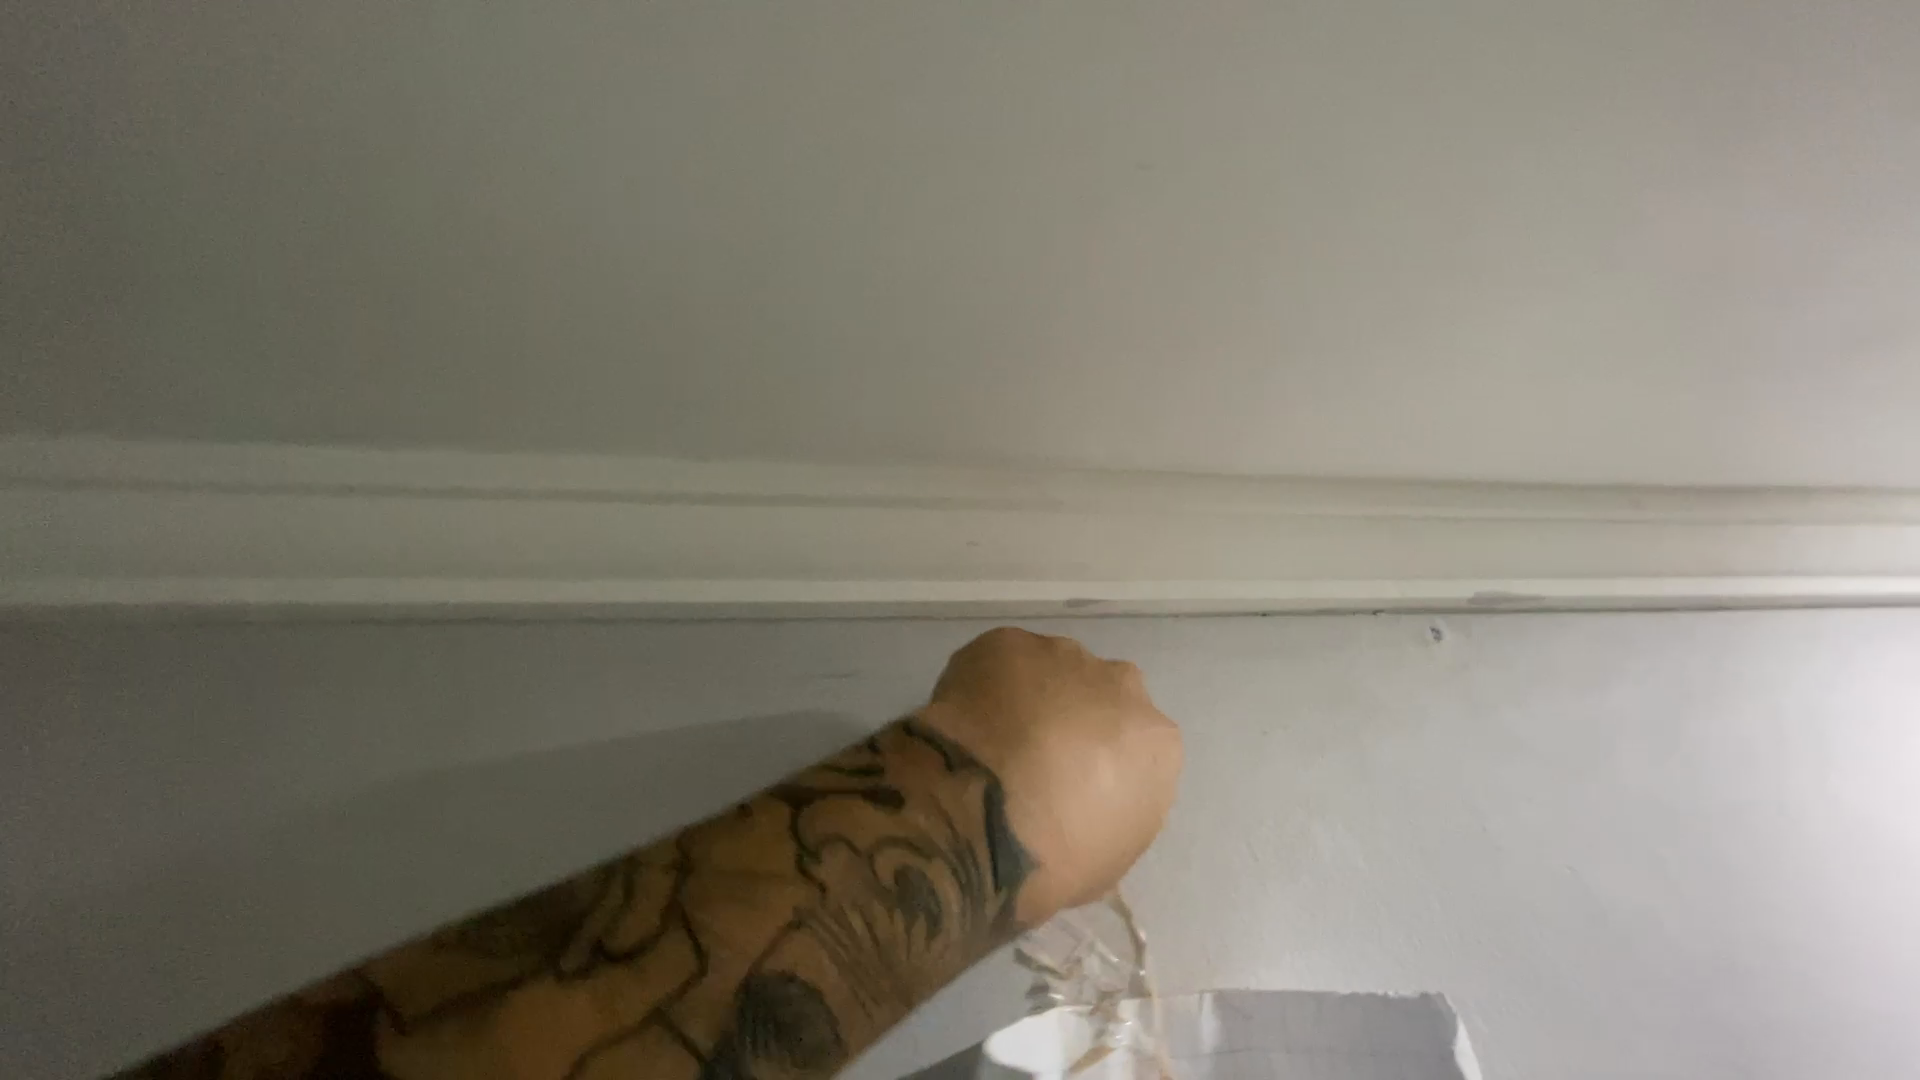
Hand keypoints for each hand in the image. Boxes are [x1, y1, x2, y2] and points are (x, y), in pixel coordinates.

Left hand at [918, 627, 1182, 923]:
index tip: (1072, 790)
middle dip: (1074, 717)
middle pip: (1101, 695)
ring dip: (1030, 695)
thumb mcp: (1110, 861)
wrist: (978, 813)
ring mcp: (1062, 655)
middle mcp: (1120, 685)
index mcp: (1156, 741)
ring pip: (1051, 670)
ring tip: (992, 737)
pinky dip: (985, 683)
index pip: (1136, 747)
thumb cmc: (1054, 856)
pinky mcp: (1006, 642)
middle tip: (1033, 757)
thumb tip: (1090, 807)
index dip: (1103, 766)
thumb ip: (1112, 815)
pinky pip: (1001, 661)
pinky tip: (965, 717)